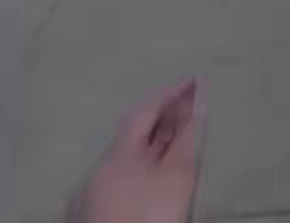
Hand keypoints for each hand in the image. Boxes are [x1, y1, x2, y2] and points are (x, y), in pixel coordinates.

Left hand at [69, 81, 201, 222]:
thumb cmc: (153, 215)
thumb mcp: (179, 172)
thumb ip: (189, 133)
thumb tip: (198, 104)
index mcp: (114, 158)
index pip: (144, 110)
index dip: (172, 92)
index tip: (197, 80)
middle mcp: (96, 173)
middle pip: (134, 132)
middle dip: (166, 115)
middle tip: (196, 101)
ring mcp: (91, 196)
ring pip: (129, 153)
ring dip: (158, 137)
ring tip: (186, 127)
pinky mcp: (95, 212)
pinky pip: (124, 172)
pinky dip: (147, 158)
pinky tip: (165, 161)